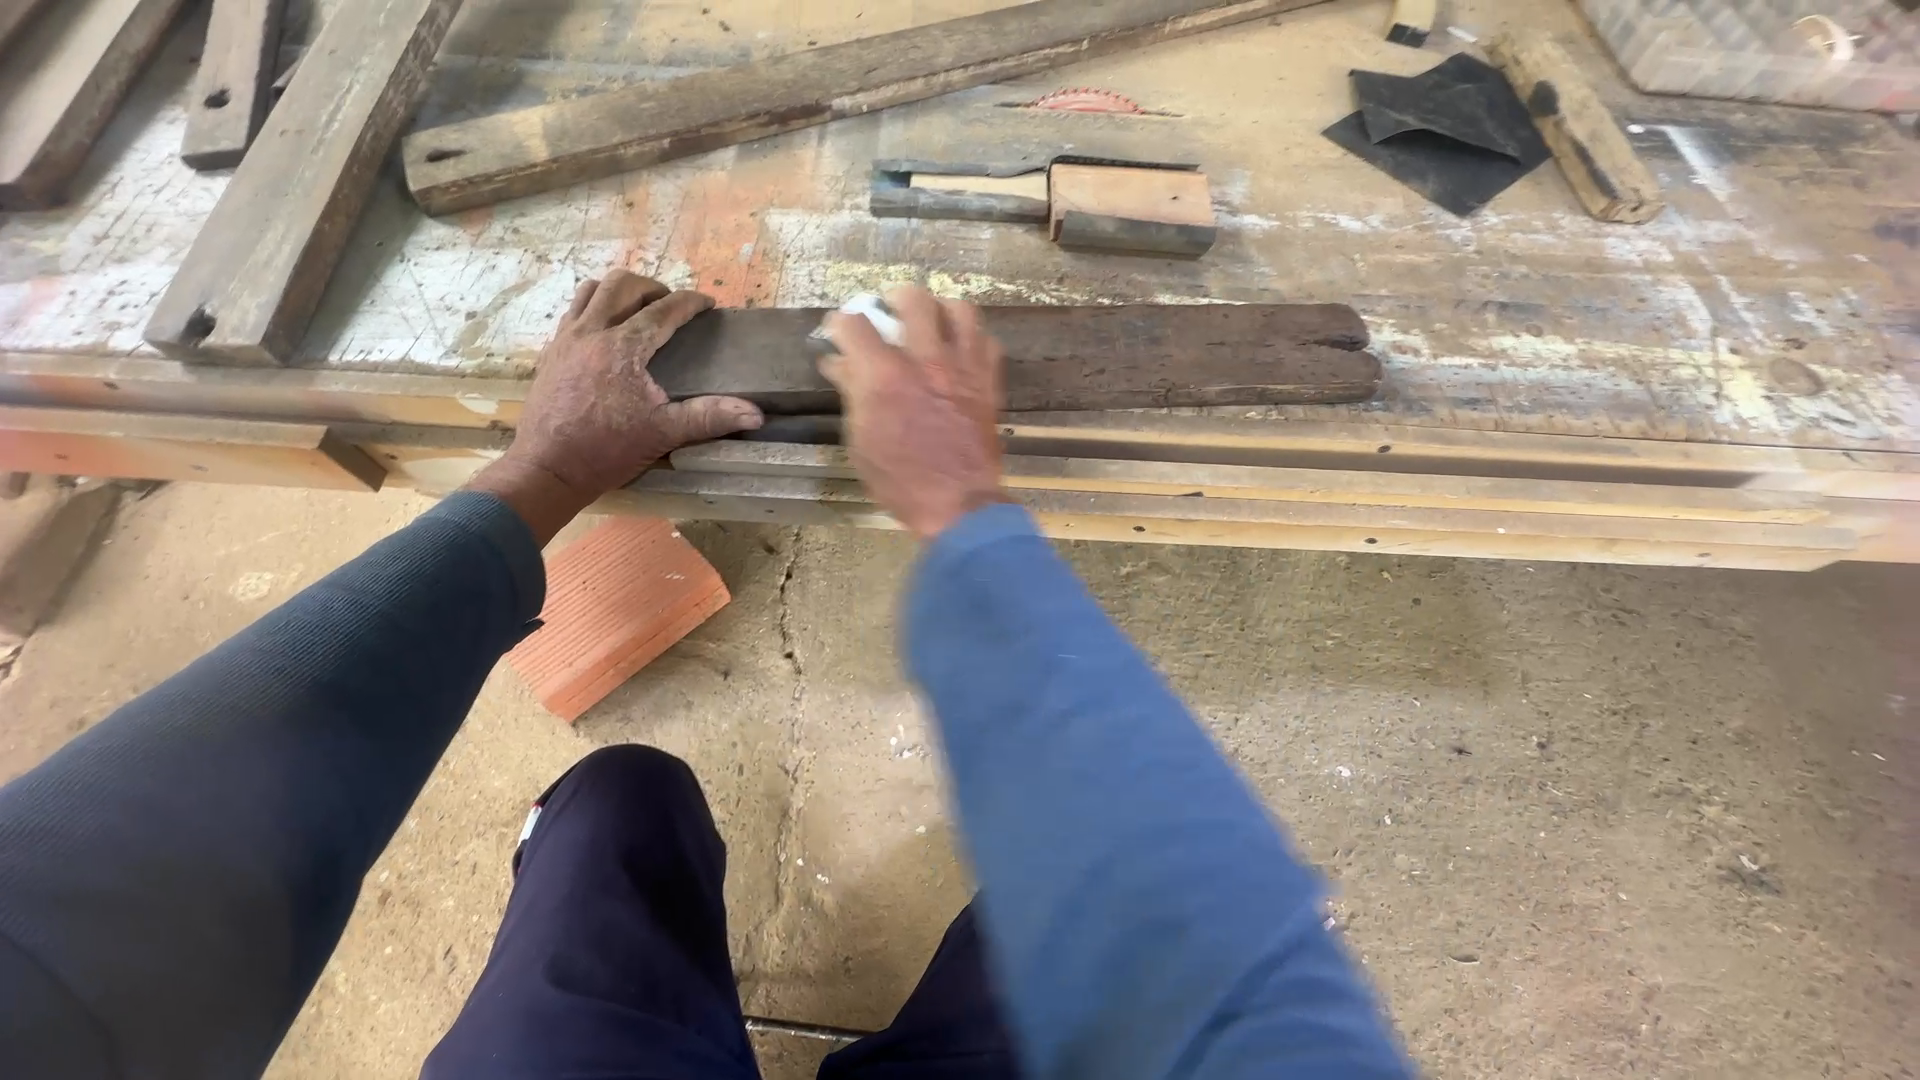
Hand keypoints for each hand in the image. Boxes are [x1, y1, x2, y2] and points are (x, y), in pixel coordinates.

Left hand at [466, 269, 763, 542]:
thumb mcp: (664, 433)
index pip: (663, 311)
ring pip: (591, 290)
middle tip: (670, 304)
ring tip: (637, 307)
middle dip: (652, 287)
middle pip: (623, 285)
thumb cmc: (608, 450)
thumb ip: (710, 417)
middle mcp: (592, 332)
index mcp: (623, 348)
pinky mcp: (550, 352)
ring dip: (619, 291)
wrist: (548, 467)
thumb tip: (755, 414)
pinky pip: (573, 311)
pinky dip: (594, 307)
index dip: (690, 302)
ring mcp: (566, 339)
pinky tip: (606, 331)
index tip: (708, 303)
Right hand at [821, 286, 1009, 539]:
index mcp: (884, 377)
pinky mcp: (989, 384)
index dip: (839, 323)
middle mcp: (926, 361)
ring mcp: (963, 369)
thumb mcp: (861, 442)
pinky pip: (987, 342)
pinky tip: (961, 352)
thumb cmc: (900, 481)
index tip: (838, 331)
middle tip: (890, 312)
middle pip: (913, 298)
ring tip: (932, 322)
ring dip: (941, 309)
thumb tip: (838, 363)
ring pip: (960, 309)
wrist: (958, 505)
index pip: (854, 324)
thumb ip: (852, 394)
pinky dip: (972, 339)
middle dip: (894, 298)